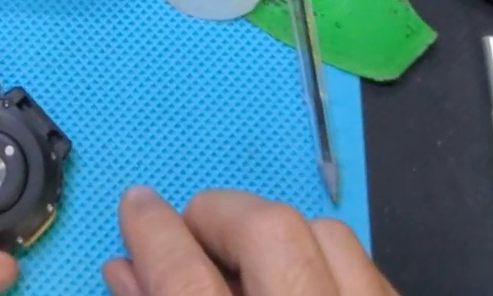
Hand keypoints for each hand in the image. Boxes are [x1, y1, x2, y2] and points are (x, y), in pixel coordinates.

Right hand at [103, 187, 397, 295]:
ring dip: (277, 236)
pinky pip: (368, 269)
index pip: (188, 279)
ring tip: (246, 267)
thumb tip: (125, 266)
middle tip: (191, 234)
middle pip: (272, 231)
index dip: (153, 234)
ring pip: (328, 236)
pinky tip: (298, 288)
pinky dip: (324, 263)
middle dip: (219, 216)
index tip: (136, 206)